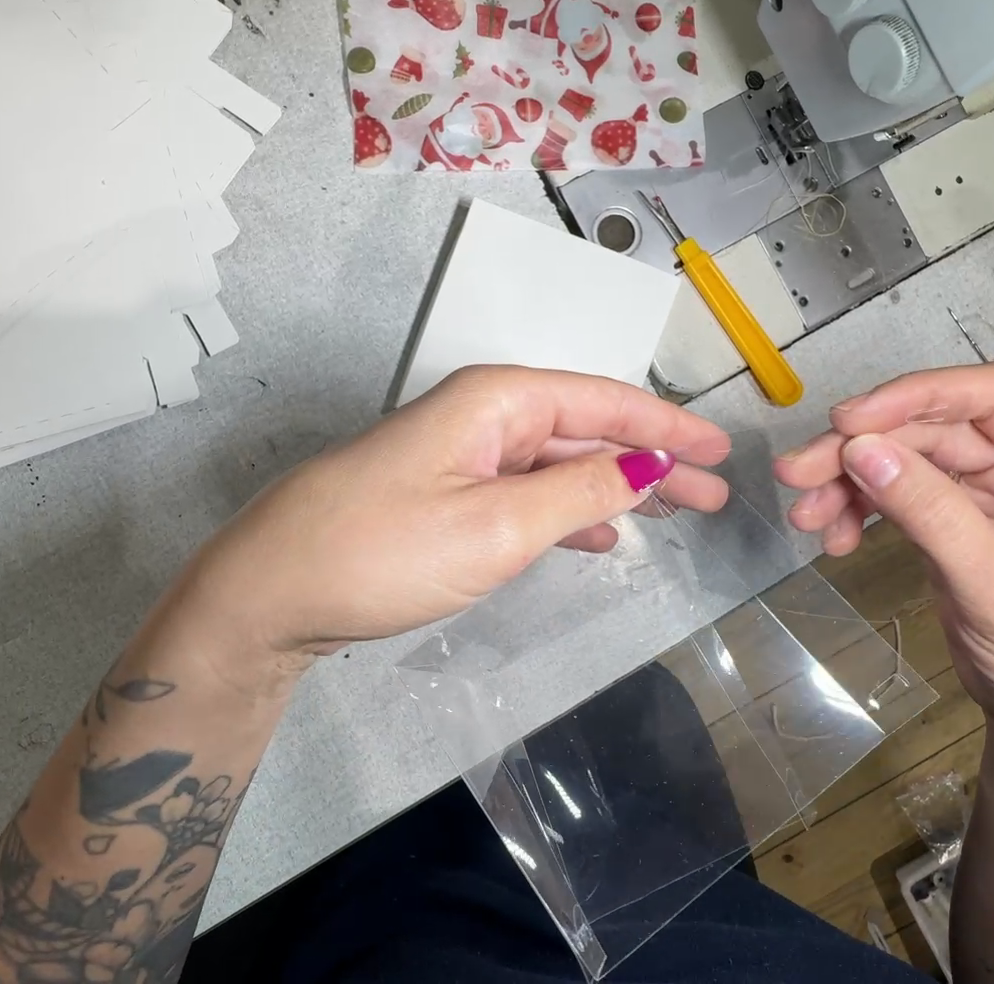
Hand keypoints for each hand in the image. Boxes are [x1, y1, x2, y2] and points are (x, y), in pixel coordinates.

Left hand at [163, 366, 730, 678]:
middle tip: (713, 495)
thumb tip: (646, 465)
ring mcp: (459, 461)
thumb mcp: (497, 524)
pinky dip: (567, 514)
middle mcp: (480, 418)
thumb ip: (579, 492)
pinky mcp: (443, 501)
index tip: (721, 450)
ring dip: (615, 488)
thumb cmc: (384, 549)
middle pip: (584, 430)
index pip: (603, 401)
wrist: (272, 592)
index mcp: (495, 401)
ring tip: (672, 514)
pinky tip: (598, 538)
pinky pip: (524, 497)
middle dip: (651, 460)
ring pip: (556, 466)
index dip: (668, 426)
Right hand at [775, 364, 993, 769]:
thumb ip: (932, 514)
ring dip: (851, 482)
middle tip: (794, 474)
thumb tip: (858, 448)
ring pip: (911, 463)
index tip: (846, 420)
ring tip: (803, 516)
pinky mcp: (964, 528)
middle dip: (864, 448)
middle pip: (939, 430)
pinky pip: (904, 500)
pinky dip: (863, 512)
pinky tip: (833, 539)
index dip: (919, 395)